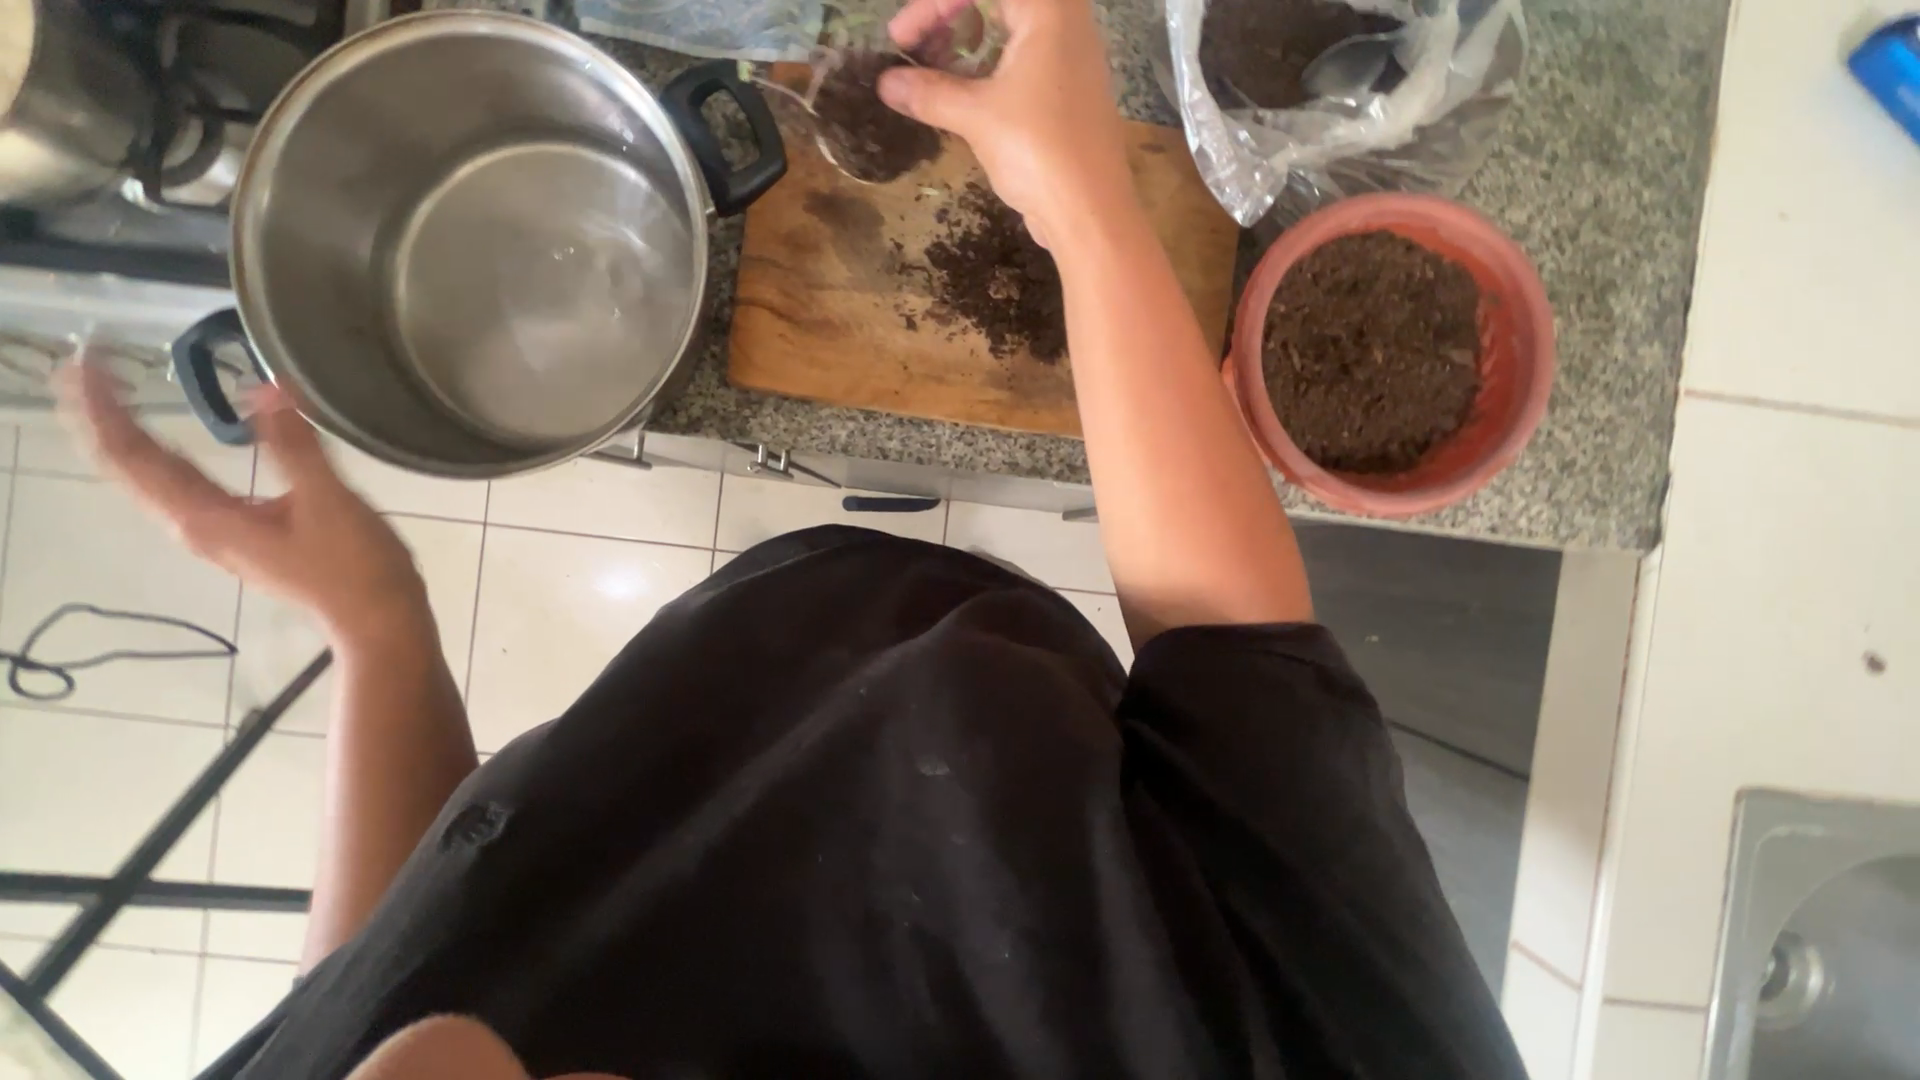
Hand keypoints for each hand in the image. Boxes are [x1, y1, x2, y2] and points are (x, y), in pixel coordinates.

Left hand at [57, 363, 431, 649]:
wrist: (378, 619)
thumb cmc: (355, 566)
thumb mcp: (329, 502)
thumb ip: (297, 447)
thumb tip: (267, 388)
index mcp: (205, 517)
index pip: (131, 453)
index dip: (102, 405)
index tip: (88, 358)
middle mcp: (196, 526)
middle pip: (129, 467)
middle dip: (102, 416)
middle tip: (87, 365)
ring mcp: (219, 536)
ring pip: (152, 480)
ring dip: (129, 437)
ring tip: (115, 398)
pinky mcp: (242, 538)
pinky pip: (183, 491)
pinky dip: (165, 459)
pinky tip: (177, 450)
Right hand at [880, 0, 1133, 245]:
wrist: (1090, 213)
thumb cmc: (1038, 152)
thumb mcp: (977, 118)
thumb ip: (930, 93)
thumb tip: (886, 84)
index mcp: (1048, 10)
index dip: (933, 6)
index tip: (901, 41)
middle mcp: (1064, 24)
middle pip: (995, 5)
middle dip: (948, 22)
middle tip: (915, 54)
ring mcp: (1069, 60)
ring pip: (1007, 34)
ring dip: (965, 49)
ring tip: (932, 78)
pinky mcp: (1066, 94)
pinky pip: (1020, 65)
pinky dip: (987, 74)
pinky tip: (962, 100)